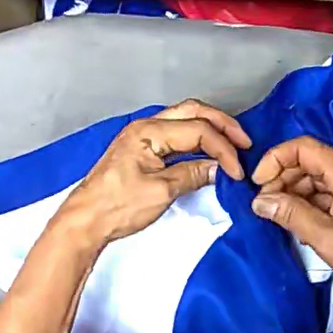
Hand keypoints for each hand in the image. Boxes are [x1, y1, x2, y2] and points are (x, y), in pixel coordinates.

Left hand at [49, 100, 250, 251]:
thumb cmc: (117, 206)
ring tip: (233, 146)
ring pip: (186, 119)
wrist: (87, 220)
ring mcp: (144, 136)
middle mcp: (146, 127)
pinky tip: (210, 152)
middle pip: (194, 112)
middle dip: (223, 125)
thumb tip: (219, 170)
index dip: (224, 150)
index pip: (199, 131)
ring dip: (212, 129)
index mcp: (149, 133)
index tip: (238, 172)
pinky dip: (199, 139)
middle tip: (245, 143)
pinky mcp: (144, 149)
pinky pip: (178, 133)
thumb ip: (193, 175)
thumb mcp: (162, 191)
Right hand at [250, 135, 332, 304]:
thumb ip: (291, 214)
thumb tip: (260, 201)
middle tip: (268, 208)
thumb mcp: (326, 237)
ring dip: (297, 193)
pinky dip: (313, 202)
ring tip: (284, 220)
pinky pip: (332, 190)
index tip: (259, 186)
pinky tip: (303, 224)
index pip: (303, 147)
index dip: (275, 160)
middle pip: (310, 160)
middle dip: (283, 179)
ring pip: (319, 177)